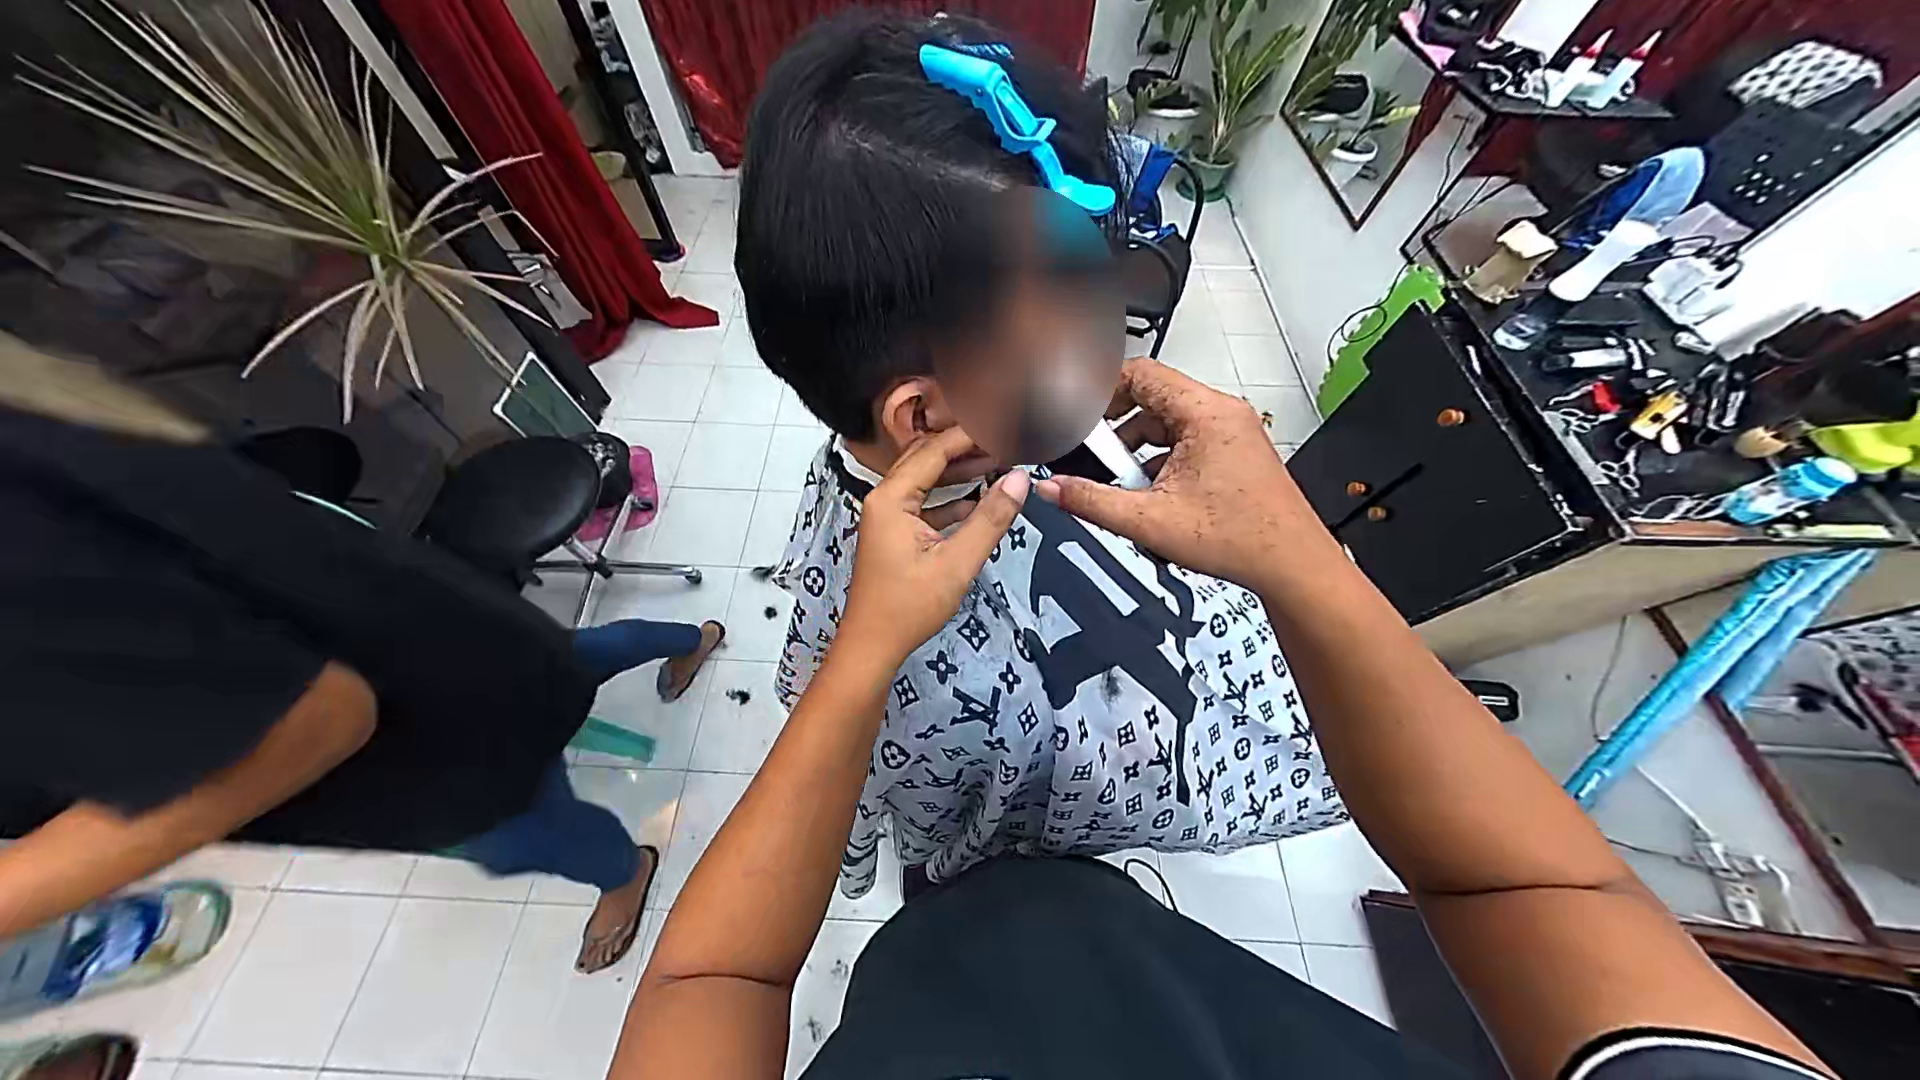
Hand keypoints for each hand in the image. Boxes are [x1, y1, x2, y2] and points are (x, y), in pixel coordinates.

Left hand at [839, 427, 1029, 666]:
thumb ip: (990, 519)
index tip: (1003, 426)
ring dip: (959, 472)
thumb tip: (1019, 480)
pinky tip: (978, 500)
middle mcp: (884, 500)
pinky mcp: (894, 533)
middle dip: (965, 448)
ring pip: (925, 480)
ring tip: (997, 463)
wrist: (873, 645)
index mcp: (891, 499)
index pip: (934, 450)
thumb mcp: (957, 562)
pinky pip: (924, 503)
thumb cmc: (906, 608)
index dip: (970, 436)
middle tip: (1003, 441)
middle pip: (926, 458)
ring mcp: (886, 516)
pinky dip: (950, 498)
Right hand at [1035, 358, 1332, 592]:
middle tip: (1094, 453)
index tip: (1079, 413)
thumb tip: (1054, 489)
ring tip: (1122, 480)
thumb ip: (1090, 501)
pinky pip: (1182, 438)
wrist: (1290, 565)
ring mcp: (1229, 431)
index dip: (1101, 390)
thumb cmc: (1243, 539)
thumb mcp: (1148, 521)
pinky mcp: (1230, 450)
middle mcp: (1222, 413)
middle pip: (1150, 396)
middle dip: (1115, 425)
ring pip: (1165, 420)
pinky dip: (1157, 457)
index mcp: (1205, 414)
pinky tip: (1147, 491)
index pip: (1140, 373)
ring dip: (1135, 445)